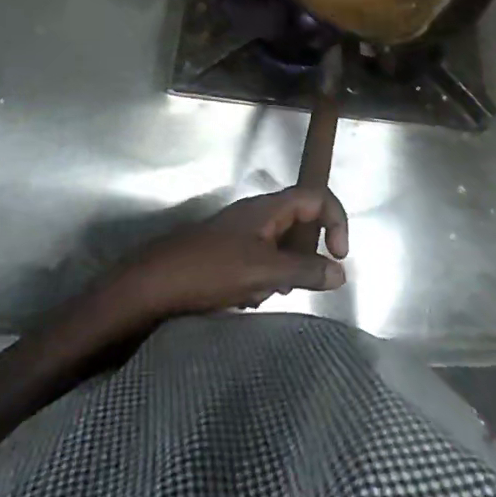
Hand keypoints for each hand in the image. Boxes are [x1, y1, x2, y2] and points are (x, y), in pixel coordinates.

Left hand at [106, 187, 349, 325]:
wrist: (155, 283)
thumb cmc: (211, 270)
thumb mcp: (265, 272)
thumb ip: (305, 270)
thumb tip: (340, 272)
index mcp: (268, 208)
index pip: (316, 197)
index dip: (336, 221)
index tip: (339, 256)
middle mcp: (256, 214)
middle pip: (300, 223)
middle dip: (306, 255)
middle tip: (296, 284)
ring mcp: (240, 233)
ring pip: (281, 246)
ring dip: (284, 271)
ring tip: (265, 295)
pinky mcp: (228, 253)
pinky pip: (261, 260)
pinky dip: (264, 279)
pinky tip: (247, 300)